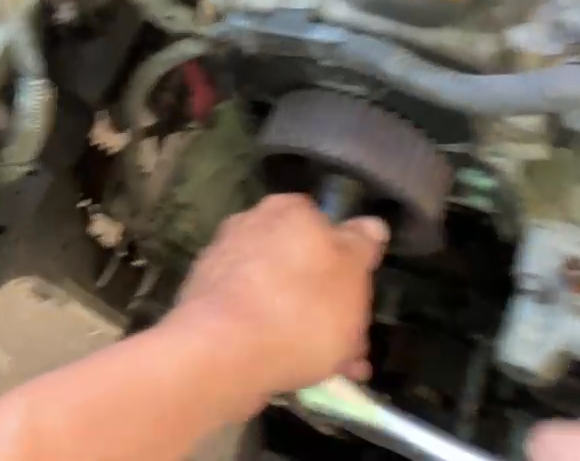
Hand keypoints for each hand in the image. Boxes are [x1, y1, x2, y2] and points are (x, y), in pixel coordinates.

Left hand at [163, 194, 388, 400]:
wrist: (221, 351)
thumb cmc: (299, 308)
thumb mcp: (351, 274)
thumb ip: (361, 245)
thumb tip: (370, 223)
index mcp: (287, 209)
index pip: (326, 225)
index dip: (349, 264)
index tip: (362, 299)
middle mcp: (252, 223)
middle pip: (304, 264)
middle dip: (330, 304)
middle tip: (352, 347)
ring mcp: (226, 260)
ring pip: (281, 292)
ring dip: (307, 325)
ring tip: (331, 370)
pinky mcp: (208, 298)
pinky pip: (255, 313)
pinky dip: (275, 334)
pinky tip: (295, 369)